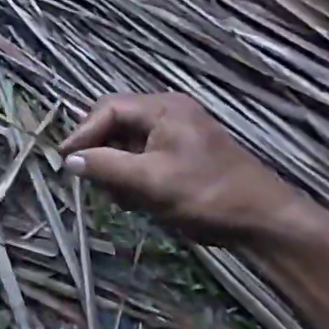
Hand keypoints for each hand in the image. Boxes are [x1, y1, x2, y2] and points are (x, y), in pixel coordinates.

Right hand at [60, 93, 305, 246]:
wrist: (263, 219)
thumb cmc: (207, 195)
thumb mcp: (150, 182)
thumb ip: (106, 167)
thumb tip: (70, 160)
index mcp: (163, 109)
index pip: (108, 109)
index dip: (83, 133)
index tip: (64, 161)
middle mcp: (169, 114)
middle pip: (117, 125)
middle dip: (103, 155)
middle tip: (97, 184)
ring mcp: (178, 135)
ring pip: (129, 146)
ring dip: (119, 171)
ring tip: (126, 198)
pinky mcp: (184, 157)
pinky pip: (146, 160)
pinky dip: (136, 178)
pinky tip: (142, 201)